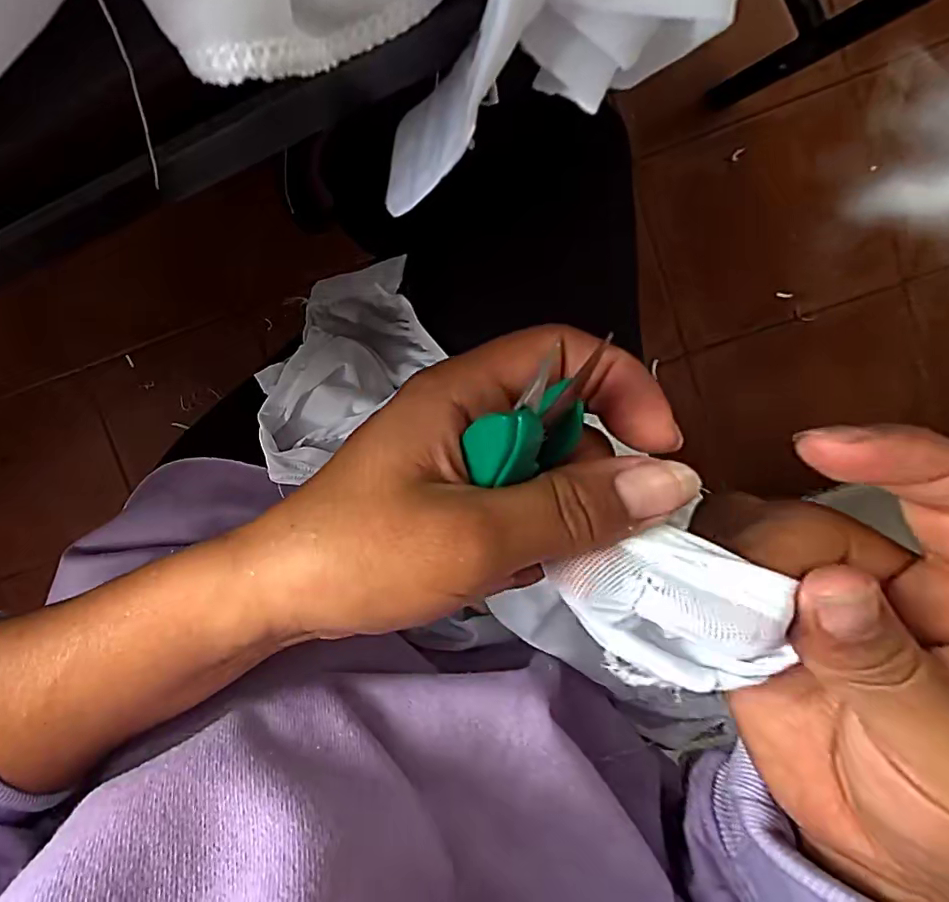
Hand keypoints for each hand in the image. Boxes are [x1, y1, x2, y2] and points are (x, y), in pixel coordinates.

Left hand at [232, 324, 701, 639]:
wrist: (278, 595)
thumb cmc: (365, 554)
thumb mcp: (477, 535)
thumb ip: (573, 507)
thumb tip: (669, 480)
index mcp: (464, 392)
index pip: (565, 352)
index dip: (622, 386)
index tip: (660, 450)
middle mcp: (464, 410)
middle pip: (562, 413)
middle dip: (596, 468)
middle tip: (599, 534)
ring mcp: (455, 452)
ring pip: (543, 463)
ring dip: (561, 510)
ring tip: (534, 559)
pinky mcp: (449, 492)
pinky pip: (515, 496)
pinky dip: (529, 530)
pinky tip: (505, 568)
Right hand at [701, 426, 948, 901]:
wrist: (919, 895)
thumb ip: (896, 672)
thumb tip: (830, 588)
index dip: (905, 457)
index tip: (828, 448)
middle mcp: (901, 588)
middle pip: (825, 520)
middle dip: (781, 549)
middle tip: (763, 603)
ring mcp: (826, 607)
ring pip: (761, 542)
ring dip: (731, 567)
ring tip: (733, 619)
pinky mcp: (770, 632)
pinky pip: (722, 588)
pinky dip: (699, 592)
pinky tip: (700, 613)